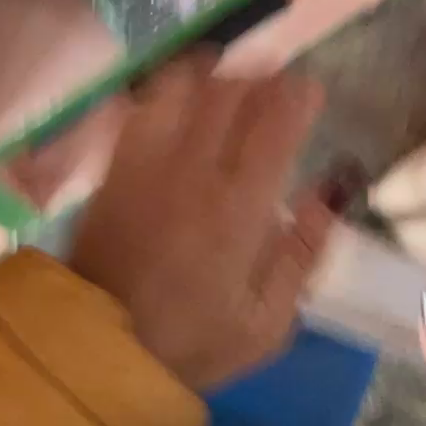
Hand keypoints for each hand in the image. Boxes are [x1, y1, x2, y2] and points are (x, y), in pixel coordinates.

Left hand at [69, 53, 334, 390]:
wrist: (99, 352)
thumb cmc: (190, 344)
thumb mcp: (265, 324)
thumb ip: (301, 254)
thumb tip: (326, 192)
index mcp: (237, 210)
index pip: (275, 122)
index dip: (297, 95)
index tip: (309, 91)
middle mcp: (188, 174)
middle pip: (226, 91)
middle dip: (257, 74)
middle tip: (270, 81)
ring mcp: (141, 169)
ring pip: (176, 89)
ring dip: (206, 73)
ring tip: (223, 77)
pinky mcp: (108, 175)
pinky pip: (135, 114)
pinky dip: (161, 96)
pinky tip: (174, 101)